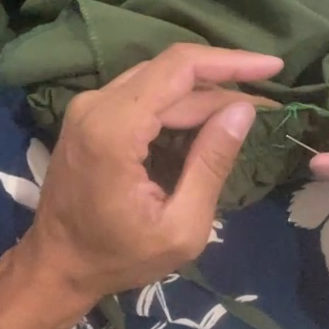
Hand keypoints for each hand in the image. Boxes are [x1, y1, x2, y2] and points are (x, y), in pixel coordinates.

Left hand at [17, 43, 278, 321]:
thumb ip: (211, 164)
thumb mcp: (181, 227)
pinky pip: (142, 92)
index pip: (179, 69)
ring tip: (248, 108)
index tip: (273, 67)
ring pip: (158, 78)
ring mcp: (88, 106)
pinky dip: (179, 101)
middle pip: (171, 72)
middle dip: (225, 83)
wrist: (55, 266)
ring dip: (204, 90)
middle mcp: (96, 105)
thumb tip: (244, 110)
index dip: (231, 63)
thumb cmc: (118, 257)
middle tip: (270, 103)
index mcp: (114, 129)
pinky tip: (209, 118)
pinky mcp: (89, 114)